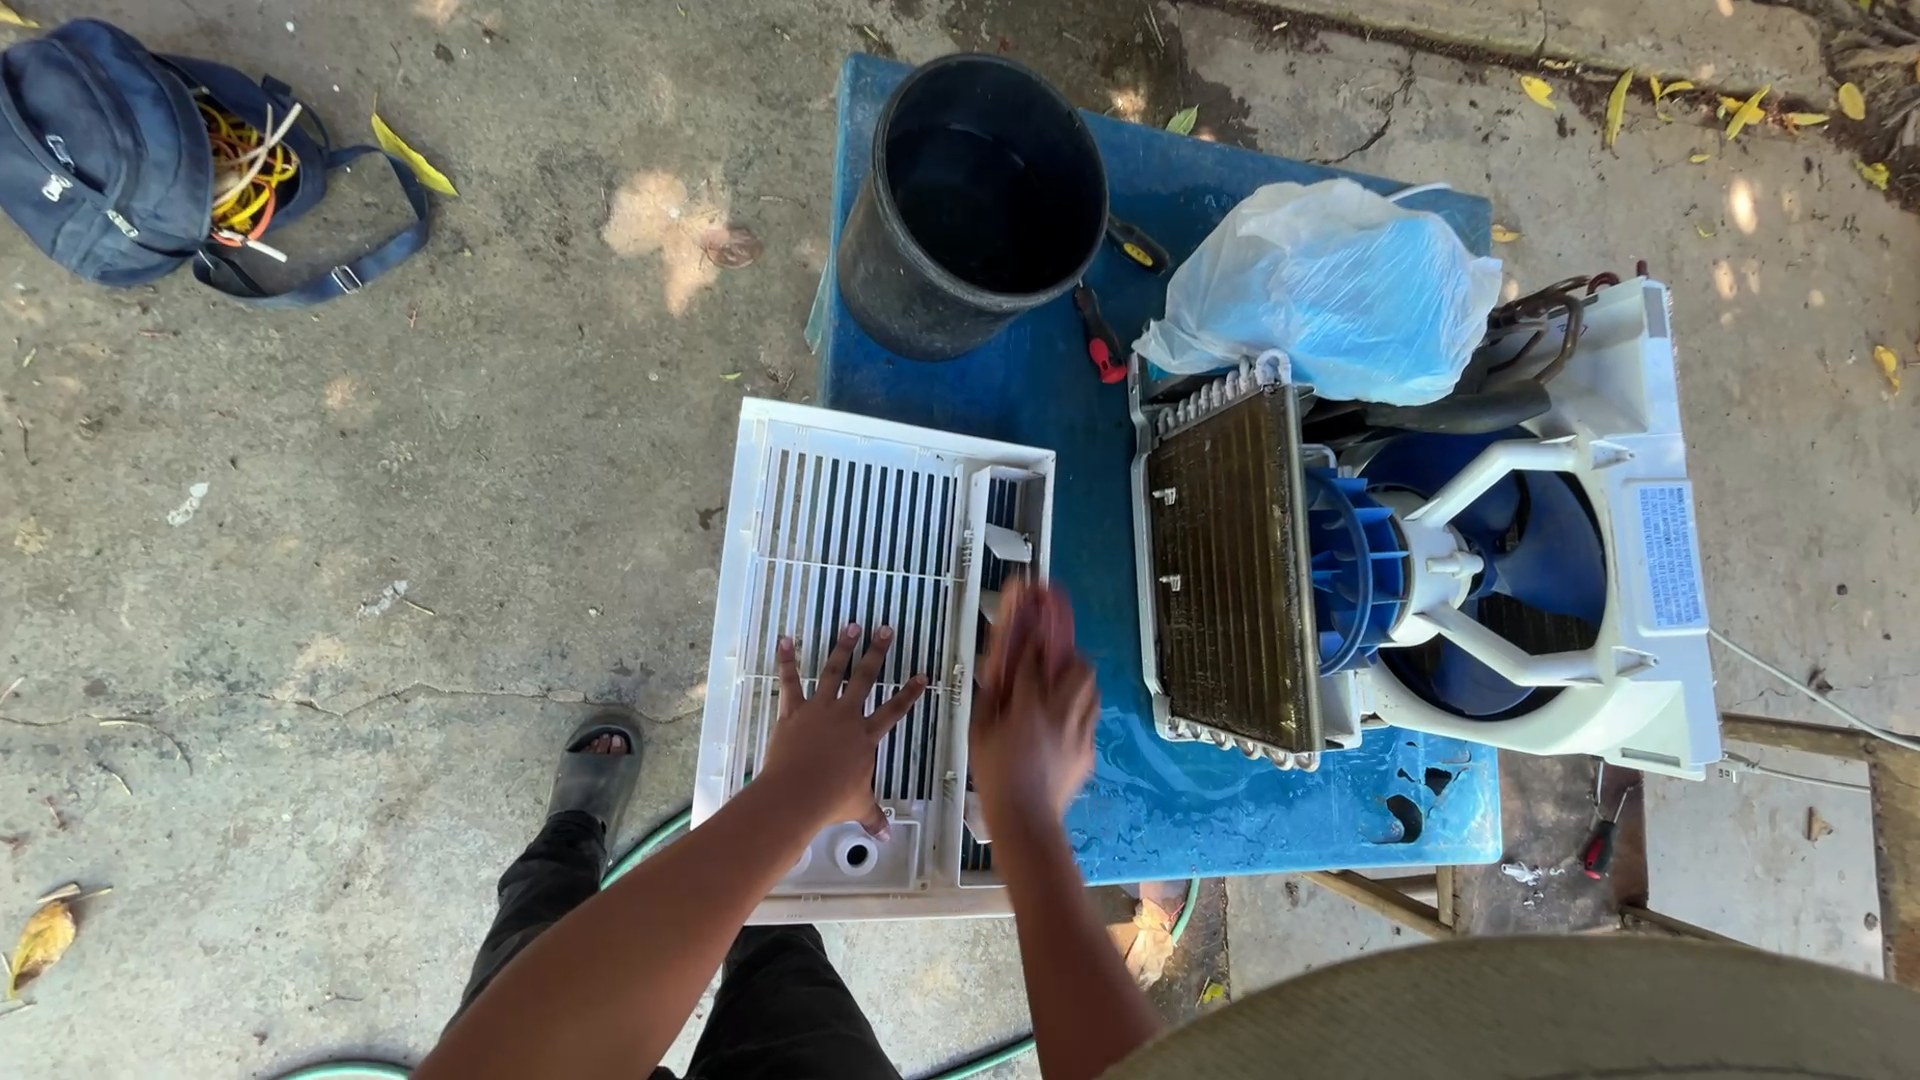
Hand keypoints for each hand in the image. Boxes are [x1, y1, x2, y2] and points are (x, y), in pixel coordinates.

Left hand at [762, 623, 927, 837]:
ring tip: (851, 626)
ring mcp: (819, 710)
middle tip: (885, 630)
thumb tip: (885, 836)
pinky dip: (786, 661)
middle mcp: (846, 716)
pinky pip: (790, 682)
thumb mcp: (858, 806)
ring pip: (833, 672)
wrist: (796, 794)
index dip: (909, 693)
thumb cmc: (830, 800)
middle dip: (877, 652)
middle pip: (865, 678)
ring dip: (842, 648)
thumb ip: (872, 815)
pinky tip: (785, 641)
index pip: (894, 710)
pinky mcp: (794, 712)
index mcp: (865, 736)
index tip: (921, 675)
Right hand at [971, 582, 1098, 833]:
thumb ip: (990, 693)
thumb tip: (998, 666)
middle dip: (1066, 650)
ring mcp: (1080, 730)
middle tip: (1053, 649)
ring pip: (1091, 686)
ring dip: (1078, 674)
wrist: (1027, 819)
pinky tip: (1067, 710)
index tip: (1034, 610)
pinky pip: (1092, 712)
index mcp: (1028, 706)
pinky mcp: (1090, 747)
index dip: (1034, 631)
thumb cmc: (994, 773)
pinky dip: (1081, 702)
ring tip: (1064, 676)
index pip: (1034, 657)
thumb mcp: (979, 729)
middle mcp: (1060, 712)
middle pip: (1077, 665)